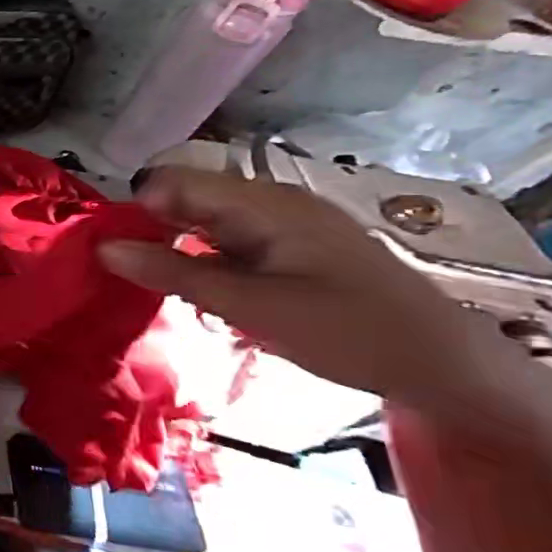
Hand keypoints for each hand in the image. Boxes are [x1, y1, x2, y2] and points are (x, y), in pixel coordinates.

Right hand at [97, 167, 534, 420]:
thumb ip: (175, 274)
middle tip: (118, 271)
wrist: (447, 367)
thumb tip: (104, 249)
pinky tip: (195, 290)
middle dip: (148, 230)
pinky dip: (203, 262)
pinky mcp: (290, 249)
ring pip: (205, 223)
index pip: (175, 184)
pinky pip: (229, 243)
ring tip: (148, 284)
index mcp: (263, 203)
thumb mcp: (253, 307)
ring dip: (174, 248)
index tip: (104, 248)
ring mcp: (282, 225)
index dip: (134, 209)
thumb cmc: (350, 332)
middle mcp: (270, 203)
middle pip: (188, 200)